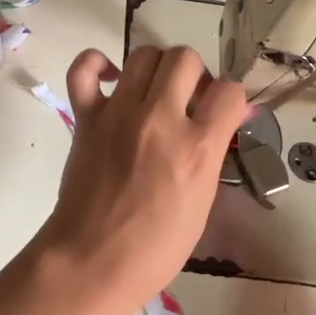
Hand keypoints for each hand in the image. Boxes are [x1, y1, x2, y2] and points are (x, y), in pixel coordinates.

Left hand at [30, 46, 246, 314]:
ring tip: (154, 93)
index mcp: (197, 147)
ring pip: (144, 54)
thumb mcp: (203, 202)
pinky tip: (112, 80)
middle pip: (185, 58)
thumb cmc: (156, 246)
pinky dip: (97, 63)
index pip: (229, 91)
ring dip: (156, 68)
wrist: (93, 260)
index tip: (220, 113)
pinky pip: (85, 69)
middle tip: (187, 102)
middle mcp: (160, 119)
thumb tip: (230, 117)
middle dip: (194, 75)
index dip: (229, 99)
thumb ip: (214, 152)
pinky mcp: (86, 116)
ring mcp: (119, 113)